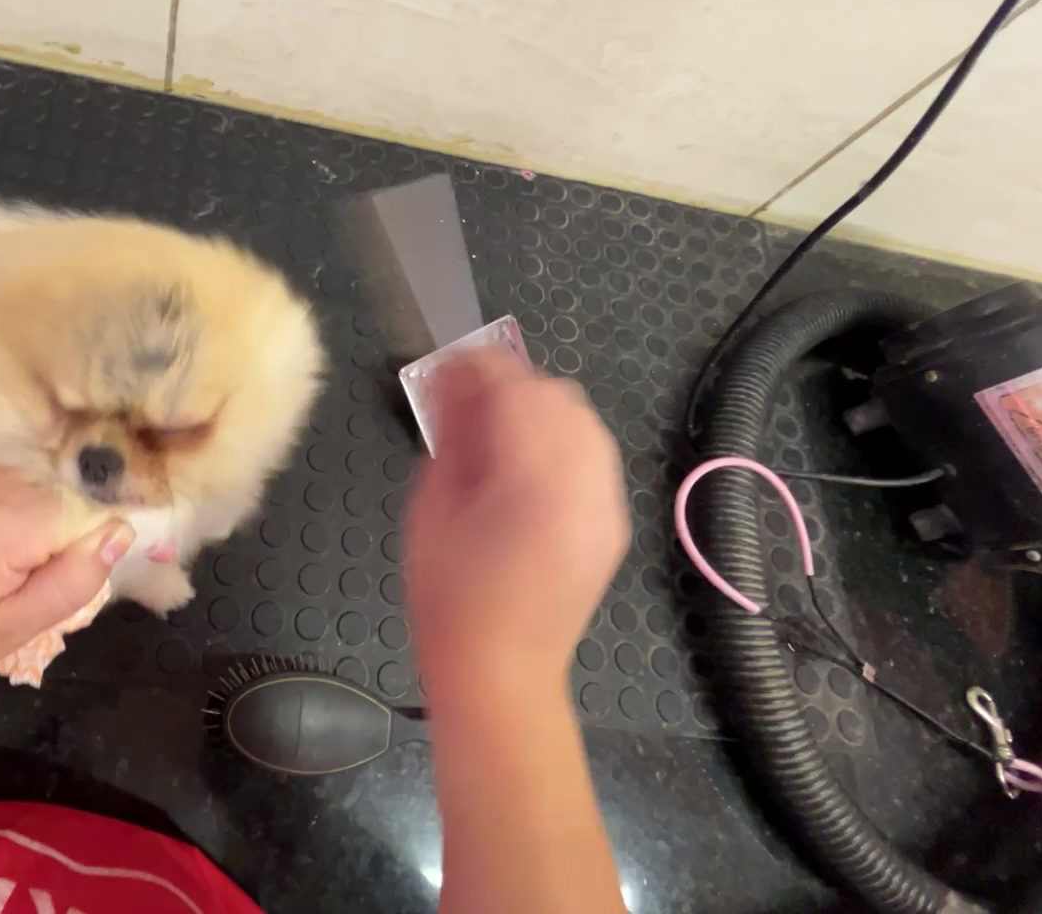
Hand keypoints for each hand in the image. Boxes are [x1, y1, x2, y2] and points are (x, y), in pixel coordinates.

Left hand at [0, 464, 133, 697]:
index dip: (86, 552)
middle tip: (25, 586)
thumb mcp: (13, 629)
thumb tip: (122, 532)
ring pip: (54, 496)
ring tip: (7, 570)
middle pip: (72, 504)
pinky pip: (32, 490)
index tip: (61, 584)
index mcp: (3, 521)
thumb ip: (72, 582)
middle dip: (65, 543)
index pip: (89, 516)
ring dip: (48, 531)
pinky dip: (29, 518)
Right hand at [405, 349, 628, 701]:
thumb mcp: (429, 510)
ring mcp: (606, 504)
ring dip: (535, 408)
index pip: (513, 389)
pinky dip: (558, 439)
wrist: (501, 675)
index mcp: (531, 482)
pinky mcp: (611, 521)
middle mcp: (583, 485)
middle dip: (507, 384)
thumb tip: (453, 390)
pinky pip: (592, 453)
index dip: (475, 365)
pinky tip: (523, 461)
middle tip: (461, 402)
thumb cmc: (449, 600)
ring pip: (581, 418)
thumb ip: (449, 439)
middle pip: (556, 395)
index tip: (446, 367)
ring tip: (492, 430)